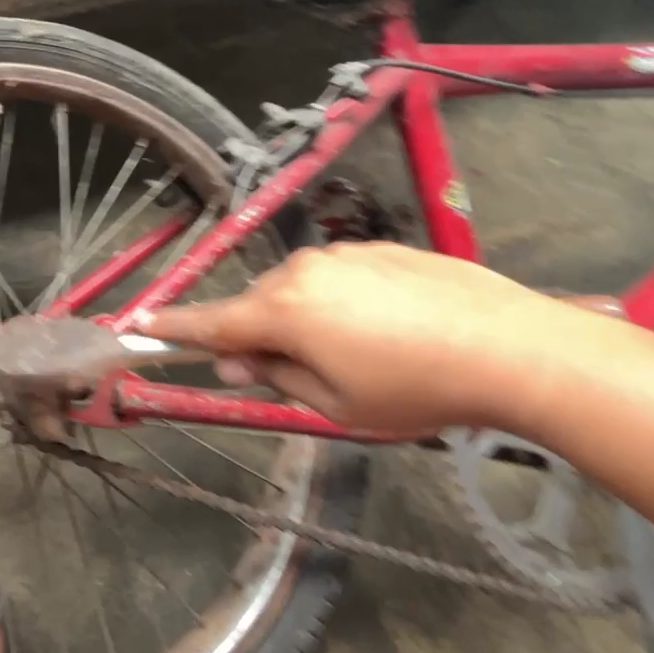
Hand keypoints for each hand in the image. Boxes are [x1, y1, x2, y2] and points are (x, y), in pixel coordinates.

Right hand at [140, 242, 615, 432]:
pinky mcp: (376, 247)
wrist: (517, 348)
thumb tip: (234, 363)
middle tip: (295, 374)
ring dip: (305, 317)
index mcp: (281, 311)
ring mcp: (339, 253)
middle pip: (256, 305)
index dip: (171, 328)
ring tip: (362, 352)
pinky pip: (336, 275)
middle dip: (261, 335)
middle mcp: (299, 270)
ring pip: (296, 288)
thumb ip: (275, 379)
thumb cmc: (417, 388)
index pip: (210, 322)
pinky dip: (341, 301)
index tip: (136, 326)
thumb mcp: (337, 405)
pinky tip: (389, 327)